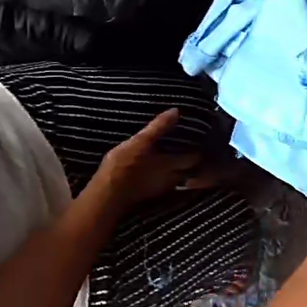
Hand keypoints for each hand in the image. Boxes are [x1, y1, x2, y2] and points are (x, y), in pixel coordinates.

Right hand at [83, 109, 198, 212]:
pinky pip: (163, 186)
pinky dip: (165, 178)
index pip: (193, 159)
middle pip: (187, 172)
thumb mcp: (140, 142)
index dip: (197, 151)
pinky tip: (157, 172)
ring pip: (176, 180)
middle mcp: (170, 180)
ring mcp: (159, 190)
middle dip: (190, 163)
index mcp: (170, 165)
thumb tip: (176, 111)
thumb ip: (158, 127)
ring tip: (174, 159)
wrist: (106, 195)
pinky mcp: (148, 196)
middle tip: (190, 150)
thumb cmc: (124, 166)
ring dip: (178, 171)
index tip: (199, 141)